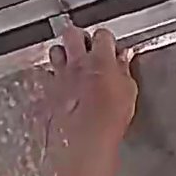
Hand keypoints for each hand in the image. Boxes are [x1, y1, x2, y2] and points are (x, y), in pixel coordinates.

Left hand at [47, 25, 136, 158]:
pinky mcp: (48, 92)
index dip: (107, 39)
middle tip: (87, 47)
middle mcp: (77, 63)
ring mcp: (59, 77)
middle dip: (79, 37)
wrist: (84, 141)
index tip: (110, 47)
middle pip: (72, 34)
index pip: (102, 35)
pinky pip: (47, 76)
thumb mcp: (128, 92)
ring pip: (55, 51)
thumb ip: (124, 70)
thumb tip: (123, 59)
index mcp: (100, 60)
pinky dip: (53, 77)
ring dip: (63, 54)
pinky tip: (62, 86)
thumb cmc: (110, 119)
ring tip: (72, 64)